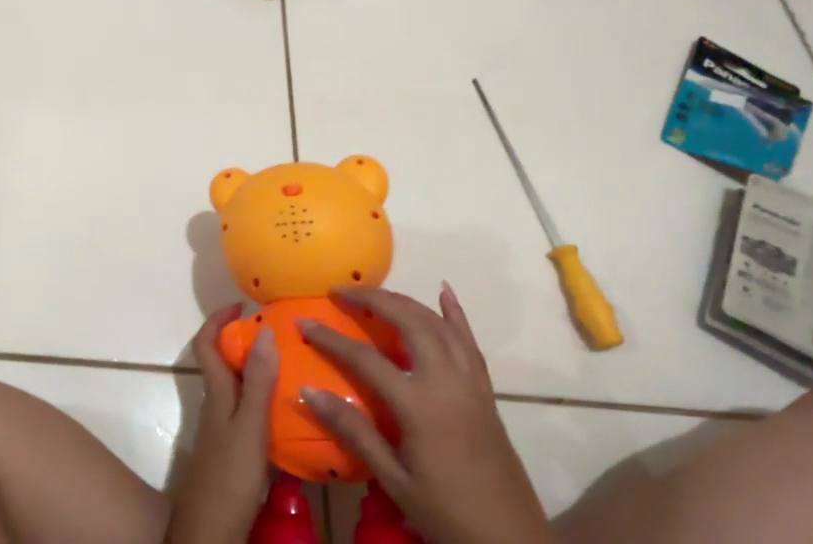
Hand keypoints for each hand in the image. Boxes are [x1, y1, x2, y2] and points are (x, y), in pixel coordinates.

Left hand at [165, 305, 278, 543]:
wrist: (211, 531)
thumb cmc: (229, 476)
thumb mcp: (250, 426)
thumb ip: (258, 382)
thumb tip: (264, 331)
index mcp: (216, 393)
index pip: (206, 343)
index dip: (218, 319)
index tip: (243, 304)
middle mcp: (216, 404)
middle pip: (222, 361)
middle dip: (244, 340)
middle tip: (280, 333)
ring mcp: (223, 428)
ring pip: (236, 386)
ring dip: (257, 369)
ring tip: (293, 364)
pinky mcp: (233, 449)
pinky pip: (247, 410)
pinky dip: (264, 399)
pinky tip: (290, 410)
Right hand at [300, 285, 548, 543]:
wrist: (509, 537)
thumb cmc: (445, 511)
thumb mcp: (393, 478)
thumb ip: (352, 431)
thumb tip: (308, 392)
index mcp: (420, 405)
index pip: (365, 358)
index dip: (331, 338)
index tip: (303, 322)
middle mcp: (447, 381)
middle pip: (408, 321)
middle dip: (372, 300)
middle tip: (341, 292)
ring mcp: (470, 382)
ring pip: (437, 324)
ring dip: (405, 301)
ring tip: (376, 294)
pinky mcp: (485, 390)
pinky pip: (469, 340)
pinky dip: (455, 313)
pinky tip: (444, 293)